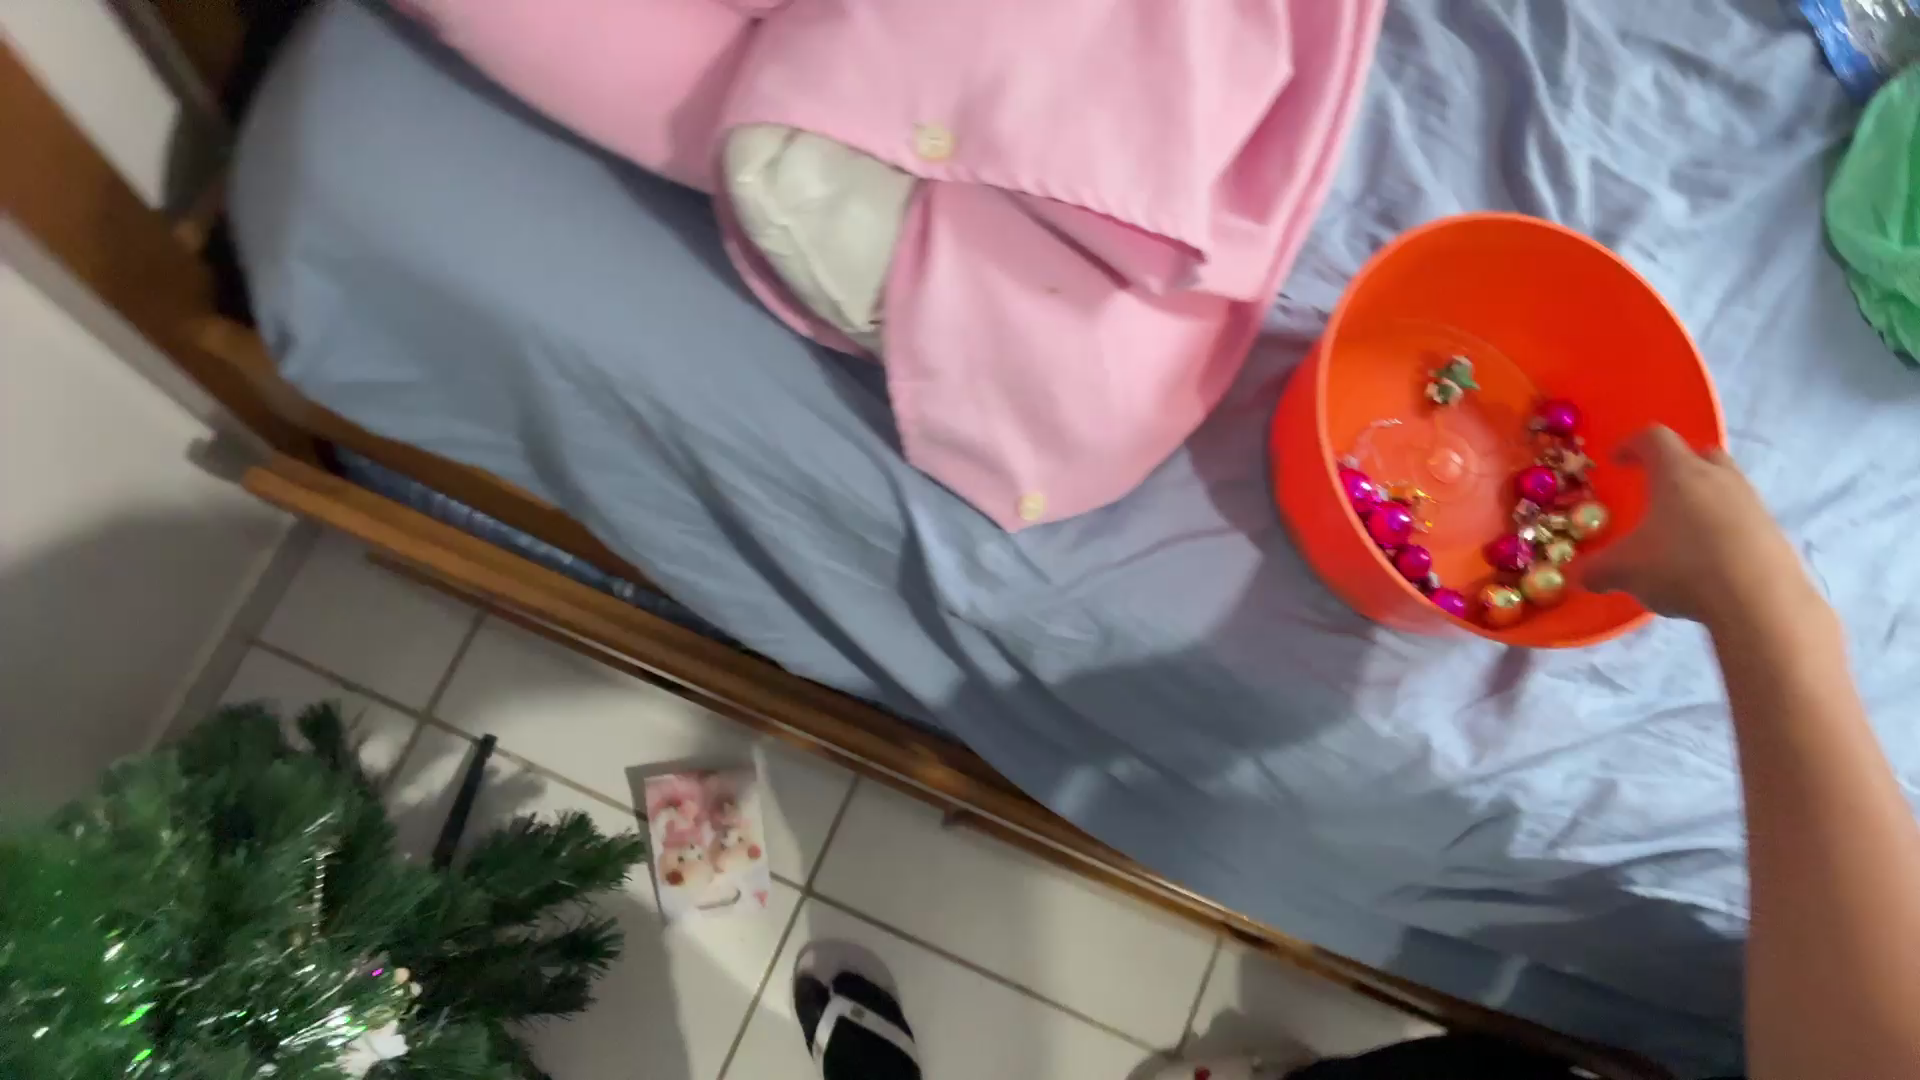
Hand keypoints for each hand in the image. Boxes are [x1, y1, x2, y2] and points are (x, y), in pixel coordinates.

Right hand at [1581, 426, 1815, 627]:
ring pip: (1723, 484)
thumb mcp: (1620, 571)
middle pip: (1700, 453)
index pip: (1654, 438)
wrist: (1761, 602)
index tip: (1615, 462)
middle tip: (1653, 486)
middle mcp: (1719, 480)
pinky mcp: (1772, 531)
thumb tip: (1582, 576)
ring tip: (1676, 527)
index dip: (1630, 444)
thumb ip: (1594, 569)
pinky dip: (1718, 525)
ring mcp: (1751, 504)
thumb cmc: (1680, 568)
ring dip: (1699, 496)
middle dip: (1675, 464)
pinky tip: (1702, 556)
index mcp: (1678, 475)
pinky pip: (1739, 515)